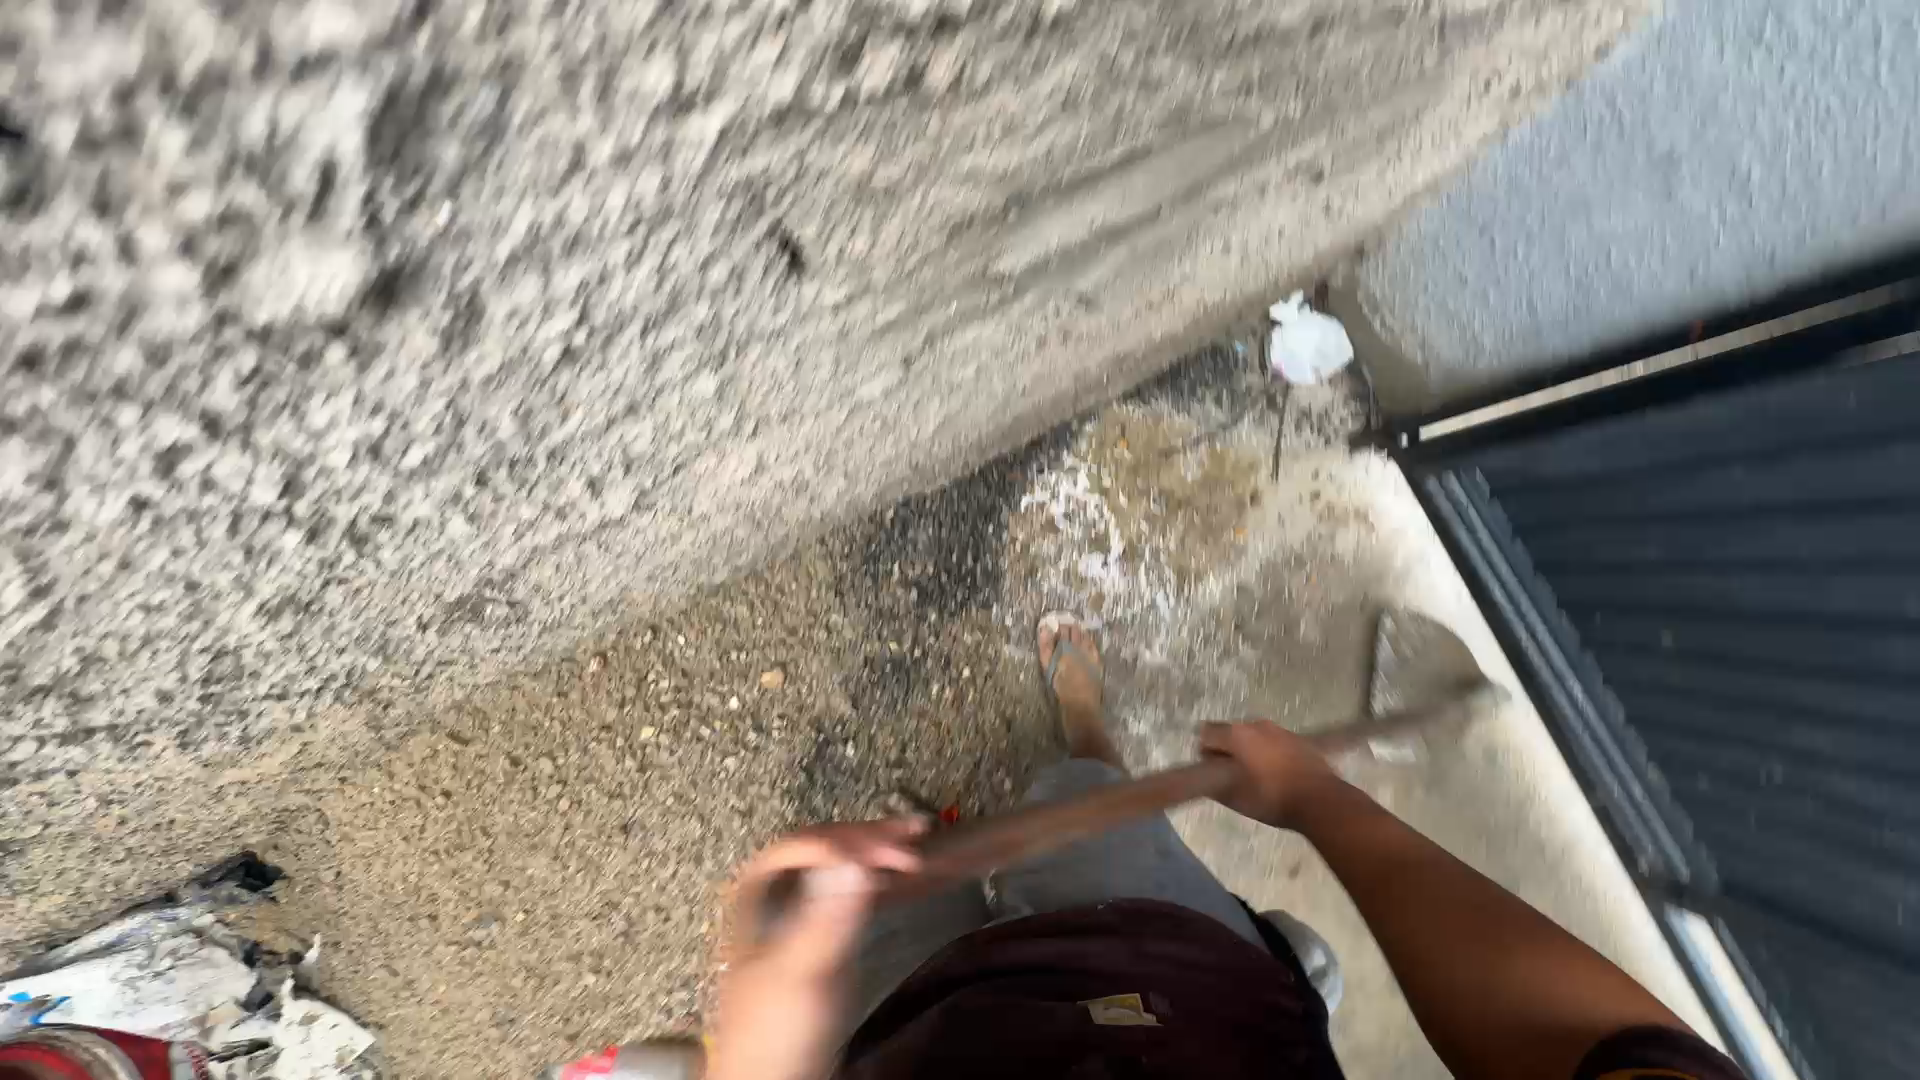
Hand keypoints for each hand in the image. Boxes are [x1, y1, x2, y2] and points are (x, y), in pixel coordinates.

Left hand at [708, 819, 925, 1079]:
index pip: (803, 846)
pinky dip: (880, 874)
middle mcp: (776, 894)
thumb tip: (853, 864)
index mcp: (756, 895)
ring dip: (878, 848)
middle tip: (910, 835)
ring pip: (840, 862)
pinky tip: (903, 870)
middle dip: (868, 836)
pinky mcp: (822, 932)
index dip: (844, 842)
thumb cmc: (775, 1037)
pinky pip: (853, 887)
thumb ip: (827, 919)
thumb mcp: (801, 975)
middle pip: (824, 845)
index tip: (882, 855)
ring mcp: (800, 911)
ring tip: (915, 833)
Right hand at [1200, 720, 1346, 828]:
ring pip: (1255, 736)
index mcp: (1237, 735)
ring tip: (1257, 776)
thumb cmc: (1272, 798)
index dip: (1205, 751)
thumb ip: (1213, 786)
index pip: (1207, 732)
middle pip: (1231, 732)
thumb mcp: (1235, 799)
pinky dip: (1271, 753)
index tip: (1210, 770)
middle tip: (1232, 775)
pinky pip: (1275, 742)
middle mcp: (1256, 725)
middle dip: (1228, 749)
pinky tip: (1278, 774)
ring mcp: (1280, 730)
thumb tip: (1204, 780)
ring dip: (1250, 751)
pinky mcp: (1299, 739)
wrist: (1322, 801)